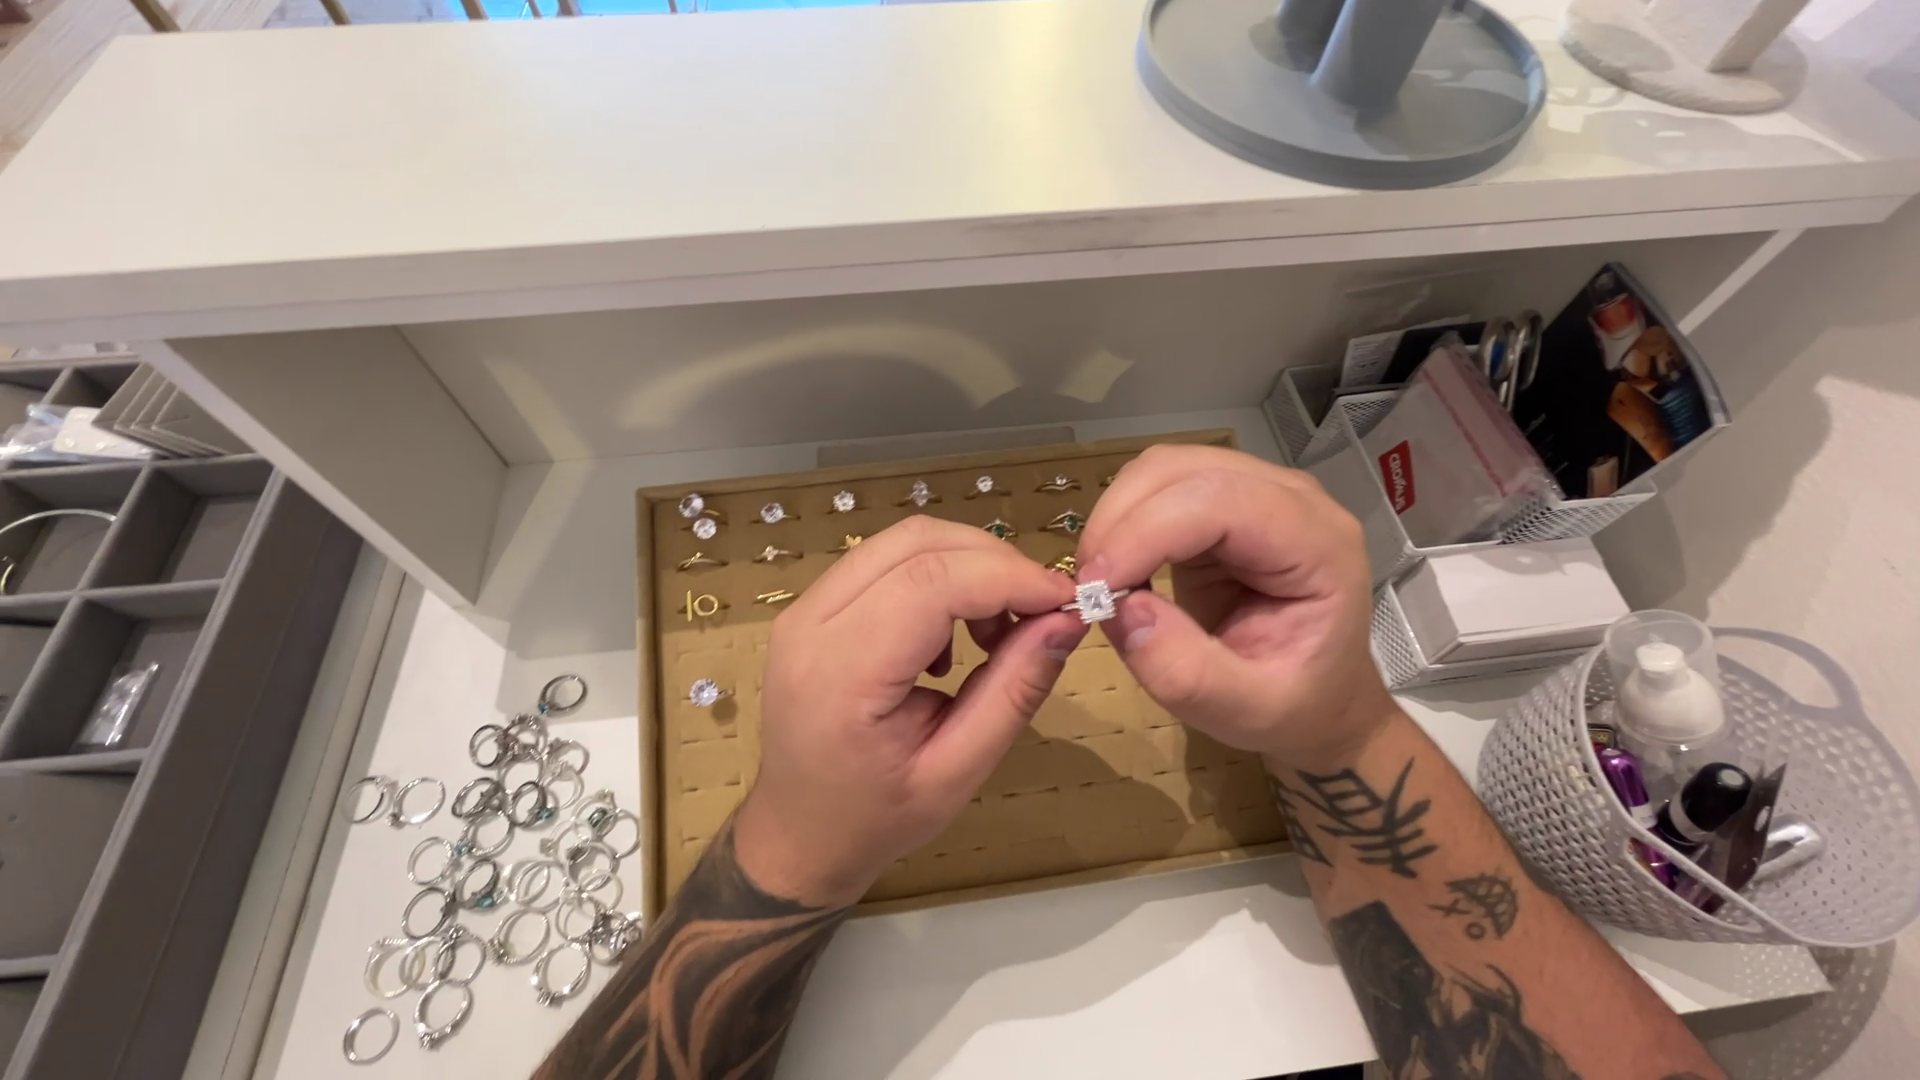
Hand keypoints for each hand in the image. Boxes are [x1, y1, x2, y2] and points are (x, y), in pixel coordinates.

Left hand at [732, 517, 1086, 906]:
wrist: (796, 832)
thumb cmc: (874, 819)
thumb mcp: (958, 772)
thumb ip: (1014, 692)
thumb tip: (1067, 621)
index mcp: (841, 673)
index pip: (931, 584)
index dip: (1009, 577)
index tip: (1067, 600)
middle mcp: (811, 621)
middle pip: (917, 542)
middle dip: (994, 561)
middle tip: (1038, 612)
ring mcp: (805, 606)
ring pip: (902, 541)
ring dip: (967, 566)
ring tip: (994, 633)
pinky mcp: (812, 605)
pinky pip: (886, 560)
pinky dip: (938, 575)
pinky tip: (949, 636)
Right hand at [1075, 444, 1392, 770]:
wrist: (1320, 698)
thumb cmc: (1294, 705)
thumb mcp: (1245, 714)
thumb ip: (1187, 673)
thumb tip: (1123, 610)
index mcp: (1318, 544)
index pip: (1218, 502)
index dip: (1145, 532)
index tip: (1097, 590)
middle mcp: (1291, 499)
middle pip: (1181, 470)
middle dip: (1119, 522)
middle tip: (1090, 589)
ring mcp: (1255, 491)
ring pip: (1159, 469)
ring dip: (1115, 519)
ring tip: (1104, 582)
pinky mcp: (1219, 501)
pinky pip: (1154, 487)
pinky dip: (1121, 522)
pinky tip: (1120, 569)